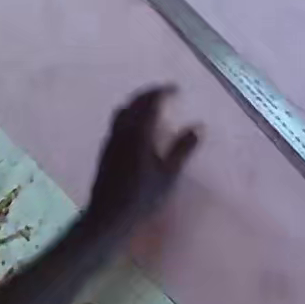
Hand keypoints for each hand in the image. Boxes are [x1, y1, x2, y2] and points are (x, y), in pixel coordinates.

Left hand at [84, 86, 199, 231]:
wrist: (109, 215)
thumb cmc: (142, 197)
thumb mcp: (168, 174)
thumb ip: (183, 148)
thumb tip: (198, 126)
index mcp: (138, 131)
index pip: (150, 102)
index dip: (163, 92)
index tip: (176, 88)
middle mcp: (122, 129)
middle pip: (134, 102)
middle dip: (149, 93)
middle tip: (164, 92)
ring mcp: (111, 138)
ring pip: (123, 109)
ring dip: (136, 101)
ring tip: (150, 104)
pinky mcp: (105, 148)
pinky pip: (117, 120)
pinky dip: (128, 112)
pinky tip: (135, 125)